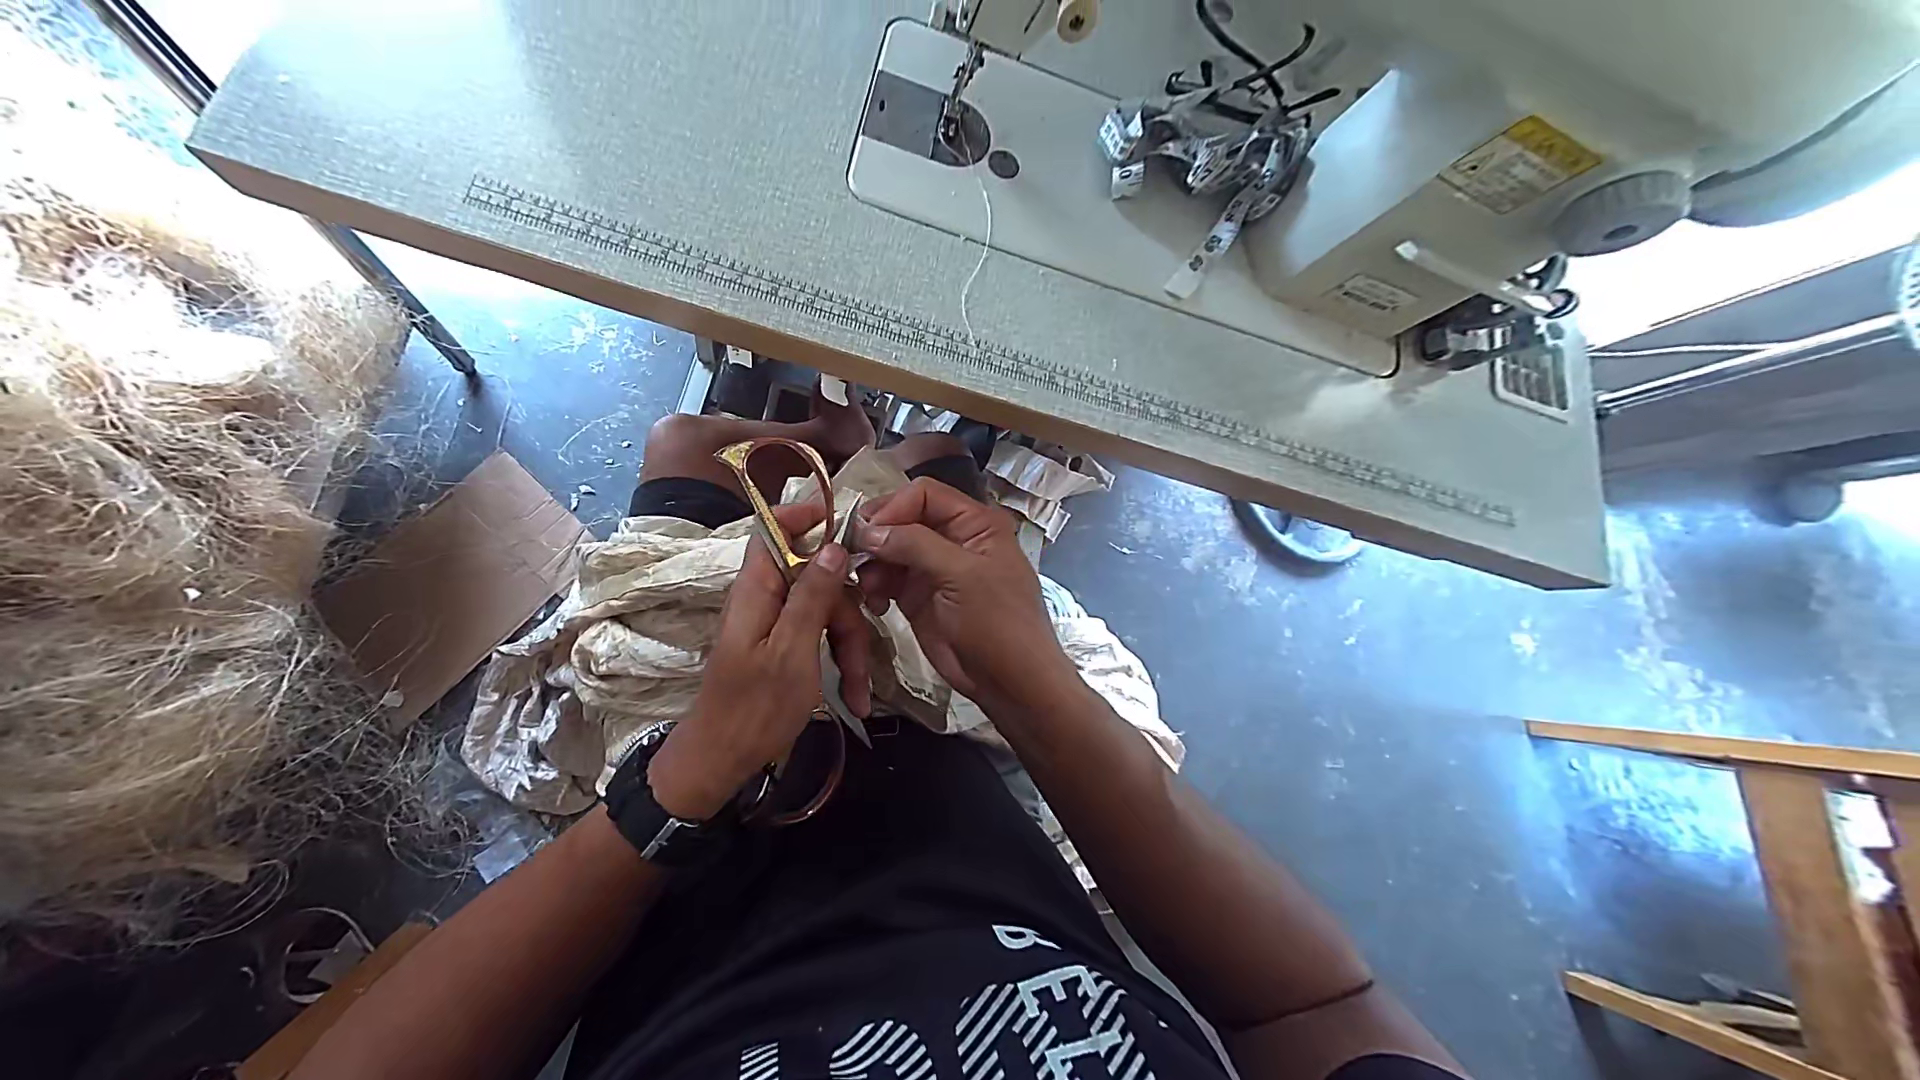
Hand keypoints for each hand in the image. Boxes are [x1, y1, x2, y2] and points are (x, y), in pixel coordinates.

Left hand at [647, 501, 871, 820]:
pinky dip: (840, 661)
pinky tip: (854, 695)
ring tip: (859, 691)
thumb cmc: (754, 709)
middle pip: (817, 579)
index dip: (806, 517)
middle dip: (846, 613)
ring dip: (849, 646)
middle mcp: (765, 598)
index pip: (774, 529)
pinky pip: (819, 636)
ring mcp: (776, 624)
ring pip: (825, 611)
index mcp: (757, 589)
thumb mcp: (792, 652)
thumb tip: (833, 546)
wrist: (721, 764)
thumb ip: (812, 596)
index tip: (848, 527)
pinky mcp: (784, 647)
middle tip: (861, 655)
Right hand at [851, 477, 1074, 706]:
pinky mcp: (919, 596)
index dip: (894, 508)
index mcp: (975, 522)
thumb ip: (916, 545)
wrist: (1011, 681)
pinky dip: (876, 585)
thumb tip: (869, 530)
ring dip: (873, 563)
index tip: (867, 532)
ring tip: (867, 586)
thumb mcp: (963, 575)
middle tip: (854, 555)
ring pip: (891, 549)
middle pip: (903, 519)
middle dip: (878, 535)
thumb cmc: (997, 622)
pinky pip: (888, 578)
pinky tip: (875, 602)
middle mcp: (953, 538)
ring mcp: (934, 568)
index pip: (924, 495)